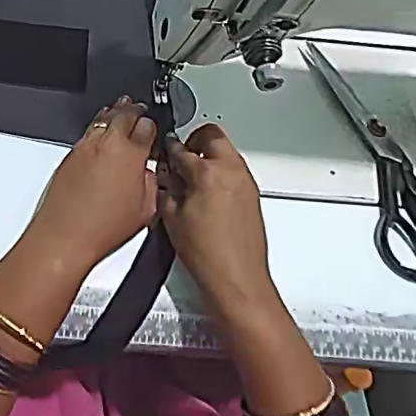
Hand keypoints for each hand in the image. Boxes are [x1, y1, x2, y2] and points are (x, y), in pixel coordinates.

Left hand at [19, 98, 158, 273]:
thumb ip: (152, 184)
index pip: (148, 126)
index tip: (155, 128)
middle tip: (140, 108)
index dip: (153, 126)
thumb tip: (149, 175)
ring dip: (114, 112)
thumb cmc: (101, 227)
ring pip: (102, 118)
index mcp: (130, 153)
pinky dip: (97, 127)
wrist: (64, 235)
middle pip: (124, 113)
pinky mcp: (69, 156)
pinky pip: (87, 132)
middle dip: (135, 110)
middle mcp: (106, 144)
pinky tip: (101, 132)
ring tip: (121, 108)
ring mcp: (85, 147)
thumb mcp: (145, 210)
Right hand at [160, 124, 278, 323]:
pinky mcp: (252, 195)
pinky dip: (220, 173)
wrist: (237, 279)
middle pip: (213, 135)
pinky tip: (205, 192)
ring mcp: (246, 183)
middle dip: (194, 141)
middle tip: (181, 155)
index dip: (168, 151)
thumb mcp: (171, 218)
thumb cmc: (208, 255)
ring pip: (227, 151)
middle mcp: (232, 172)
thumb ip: (167, 189)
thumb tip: (166, 176)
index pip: (182, 149)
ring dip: (209, 156)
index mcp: (209, 173)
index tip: (164, 153)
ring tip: (191, 176)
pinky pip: (235, 171)